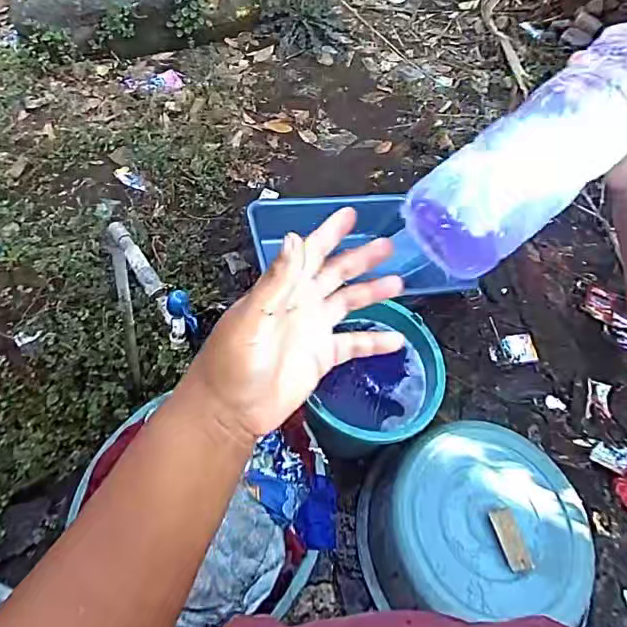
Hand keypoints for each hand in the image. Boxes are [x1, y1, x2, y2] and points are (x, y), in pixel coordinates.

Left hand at [178, 208, 405, 446]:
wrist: (229, 411)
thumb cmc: (231, 363)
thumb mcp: (252, 317)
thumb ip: (276, 280)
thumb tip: (292, 240)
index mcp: (284, 289)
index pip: (311, 252)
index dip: (330, 233)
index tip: (349, 215)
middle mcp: (302, 303)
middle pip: (338, 273)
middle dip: (362, 258)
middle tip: (387, 245)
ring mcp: (314, 329)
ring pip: (350, 302)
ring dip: (373, 292)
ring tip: (398, 283)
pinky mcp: (322, 357)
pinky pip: (354, 344)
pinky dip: (375, 341)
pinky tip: (395, 340)